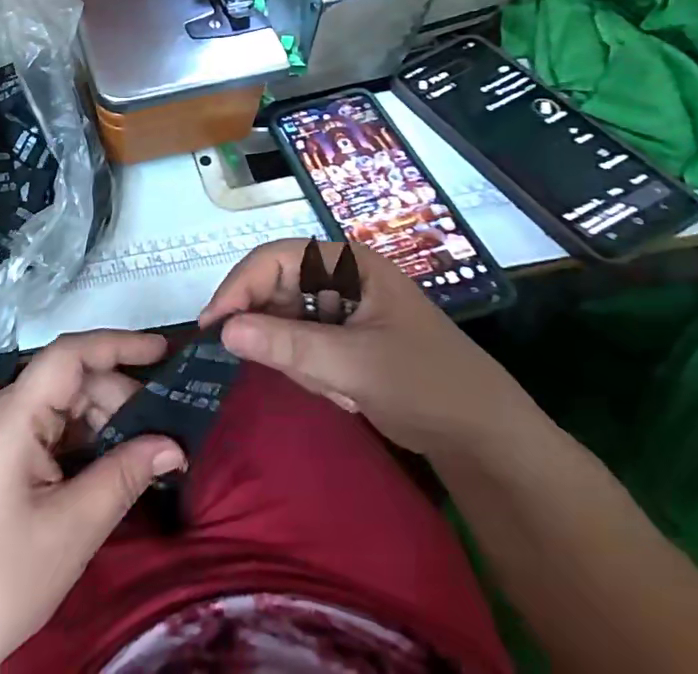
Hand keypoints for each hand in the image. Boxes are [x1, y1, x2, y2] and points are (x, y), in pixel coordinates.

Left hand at [0, 331, 185, 672]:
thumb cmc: (9, 575)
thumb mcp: (77, 524)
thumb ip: (127, 474)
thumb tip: (175, 445)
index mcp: (11, 416)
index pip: (68, 355)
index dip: (118, 344)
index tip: (164, 350)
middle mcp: (1, 411)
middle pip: (69, 380)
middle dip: (120, 397)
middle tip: (164, 432)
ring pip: (63, 404)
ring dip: (106, 420)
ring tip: (146, 451)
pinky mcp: (3, 454)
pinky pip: (51, 428)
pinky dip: (86, 439)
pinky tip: (114, 461)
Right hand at [200, 238, 540, 460]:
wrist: (483, 438)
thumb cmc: (427, 385)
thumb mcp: (354, 363)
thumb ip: (287, 344)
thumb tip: (223, 330)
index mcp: (349, 264)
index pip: (274, 258)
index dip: (239, 286)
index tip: (214, 325)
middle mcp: (341, 278)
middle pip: (274, 288)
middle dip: (274, 332)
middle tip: (285, 369)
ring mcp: (340, 309)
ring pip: (281, 320)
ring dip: (294, 357)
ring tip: (335, 387)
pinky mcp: (340, 338)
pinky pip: (297, 344)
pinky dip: (306, 369)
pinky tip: (340, 392)